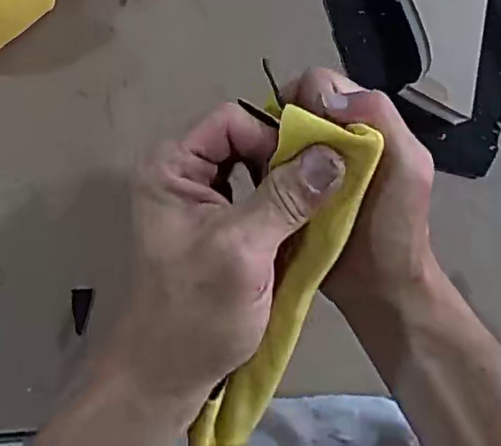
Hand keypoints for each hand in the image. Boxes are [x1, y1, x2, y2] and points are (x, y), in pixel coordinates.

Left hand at [97, 102, 348, 419]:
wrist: (166, 381)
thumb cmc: (194, 316)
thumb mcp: (243, 251)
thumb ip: (286, 198)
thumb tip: (334, 153)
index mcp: (171, 164)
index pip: (233, 119)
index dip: (271, 135)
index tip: (307, 166)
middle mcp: (182, 170)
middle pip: (245, 136)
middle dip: (283, 158)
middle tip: (317, 182)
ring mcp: (199, 196)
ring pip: (255, 163)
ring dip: (286, 180)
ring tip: (312, 200)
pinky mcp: (218, 220)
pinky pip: (258, 190)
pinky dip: (282, 200)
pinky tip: (300, 218)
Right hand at [284, 68, 439, 312]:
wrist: (383, 289)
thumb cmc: (398, 225)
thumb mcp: (409, 164)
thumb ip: (381, 116)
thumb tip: (327, 95)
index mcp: (360, 116)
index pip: (320, 82)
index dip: (305, 97)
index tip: (299, 129)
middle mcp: (333, 130)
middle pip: (295, 104)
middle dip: (284, 122)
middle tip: (281, 157)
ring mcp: (309, 159)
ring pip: (277, 132)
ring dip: (270, 147)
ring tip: (273, 177)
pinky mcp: (290, 186)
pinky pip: (267, 164)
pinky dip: (262, 171)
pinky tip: (267, 191)